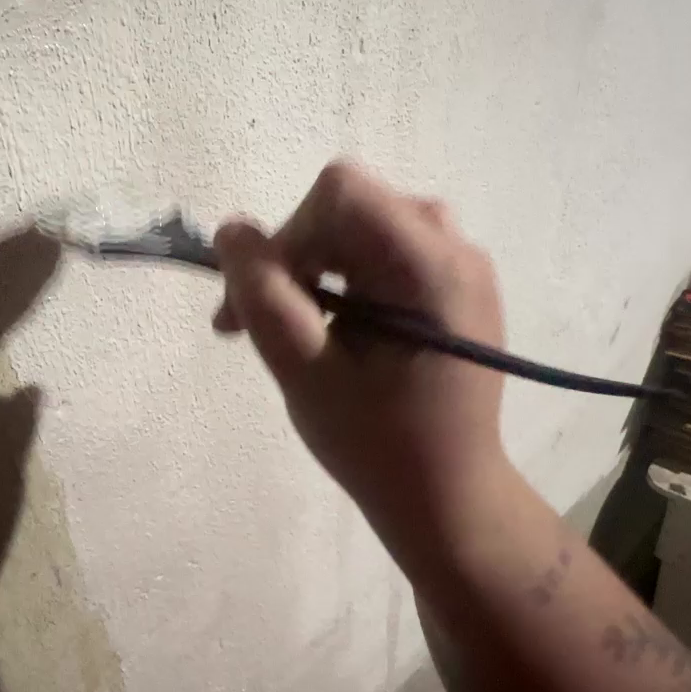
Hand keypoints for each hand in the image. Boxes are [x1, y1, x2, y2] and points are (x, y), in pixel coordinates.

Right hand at [213, 161, 509, 507]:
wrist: (447, 498)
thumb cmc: (375, 444)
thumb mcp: (304, 372)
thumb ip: (262, 295)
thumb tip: (230, 229)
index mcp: (430, 265)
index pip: (340, 193)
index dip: (287, 234)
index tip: (260, 300)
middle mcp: (455, 248)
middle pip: (347, 208)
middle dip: (291, 258)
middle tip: (252, 326)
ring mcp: (460, 266)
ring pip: (359, 229)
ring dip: (311, 270)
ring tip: (292, 332)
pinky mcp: (453, 287)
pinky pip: (382, 253)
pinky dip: (340, 281)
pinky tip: (329, 331)